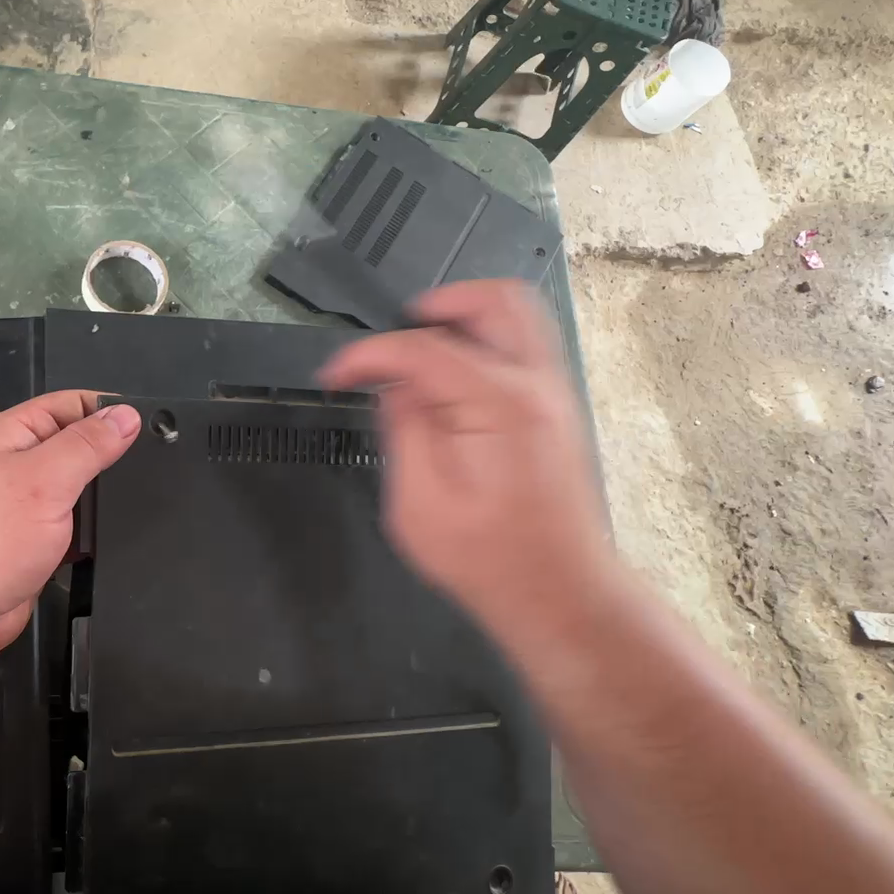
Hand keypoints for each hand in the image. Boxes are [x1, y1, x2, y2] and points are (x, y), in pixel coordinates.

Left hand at [0, 390, 140, 669]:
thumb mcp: (43, 480)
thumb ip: (87, 445)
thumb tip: (124, 413)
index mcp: (10, 435)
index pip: (69, 405)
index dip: (109, 410)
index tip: (153, 425)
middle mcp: (12, 466)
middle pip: (73, 448)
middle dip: (108, 457)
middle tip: (155, 468)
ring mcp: (19, 510)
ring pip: (73, 494)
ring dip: (98, 502)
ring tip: (137, 505)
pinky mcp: (26, 549)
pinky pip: (67, 531)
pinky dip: (87, 535)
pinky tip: (109, 540)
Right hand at [318, 280, 616, 619]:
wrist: (558, 592)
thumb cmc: (487, 558)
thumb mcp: (418, 501)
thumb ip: (404, 430)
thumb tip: (393, 388)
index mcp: (499, 406)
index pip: (423, 348)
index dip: (368, 354)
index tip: (335, 375)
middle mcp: (537, 387)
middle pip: (495, 301)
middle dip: (435, 306)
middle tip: (393, 337)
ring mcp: (553, 396)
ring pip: (516, 316)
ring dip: (461, 321)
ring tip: (415, 353)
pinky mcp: (552, 412)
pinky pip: (519, 348)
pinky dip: (479, 344)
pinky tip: (445, 384)